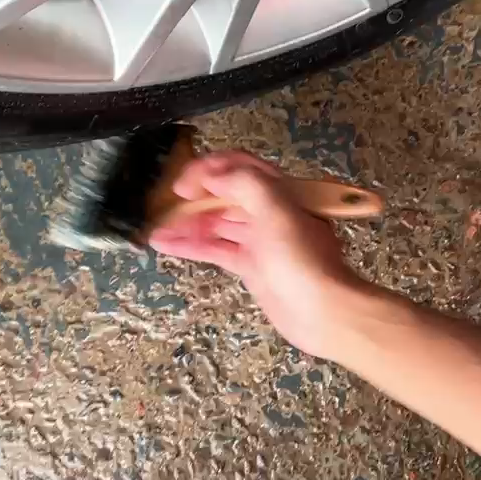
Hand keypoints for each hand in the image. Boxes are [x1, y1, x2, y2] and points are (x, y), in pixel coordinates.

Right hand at [149, 151, 373, 358]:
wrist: (322, 311)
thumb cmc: (303, 260)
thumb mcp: (278, 211)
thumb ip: (245, 184)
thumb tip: (211, 175)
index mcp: (284, 194)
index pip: (244, 168)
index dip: (212, 168)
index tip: (186, 181)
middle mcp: (272, 213)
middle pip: (228, 194)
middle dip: (197, 196)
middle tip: (170, 202)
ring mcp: (261, 241)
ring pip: (218, 223)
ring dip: (188, 222)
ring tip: (158, 225)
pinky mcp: (252, 266)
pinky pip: (216, 249)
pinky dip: (191, 246)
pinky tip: (164, 244)